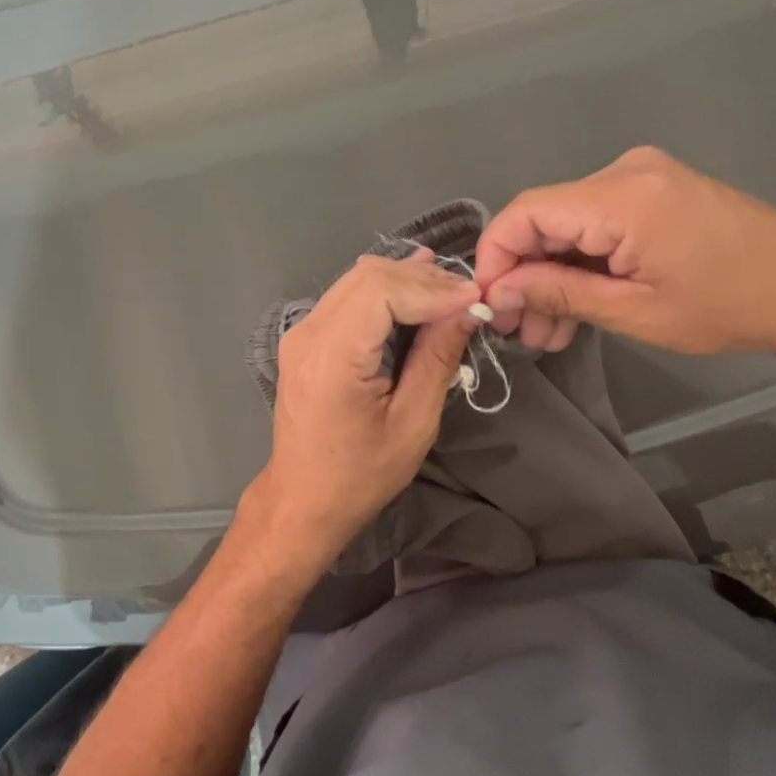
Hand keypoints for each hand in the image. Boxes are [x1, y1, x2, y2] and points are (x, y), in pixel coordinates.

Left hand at [247, 250, 479, 570]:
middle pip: (368, 277)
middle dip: (422, 279)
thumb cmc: (361, 474)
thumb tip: (467, 311)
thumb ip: (437, 359)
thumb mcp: (413, 423)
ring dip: (405, 280)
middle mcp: (307, 333)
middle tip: (468, 295)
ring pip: (356, 280)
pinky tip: (417, 289)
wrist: (303, 498)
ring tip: (451, 292)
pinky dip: (384, 289)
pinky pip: (347, 296)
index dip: (431, 288)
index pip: (381, 291)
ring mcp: (300, 332)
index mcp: (331, 357)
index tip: (474, 298)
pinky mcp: (304, 338)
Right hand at [473, 146, 775, 357]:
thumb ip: (557, 293)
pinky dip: (581, 261)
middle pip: (544, 218)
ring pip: (567, 224)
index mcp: (623, 196)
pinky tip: (577, 306)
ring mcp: (642, 177)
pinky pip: (596, 222)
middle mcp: (626, 172)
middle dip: (524, 274)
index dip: (495, 257)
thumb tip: (496, 292)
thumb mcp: (635, 311)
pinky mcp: (654, 190)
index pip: (525, 212)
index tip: (490, 303)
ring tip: (548, 330)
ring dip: (552, 273)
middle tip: (520, 329)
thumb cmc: (730, 308)